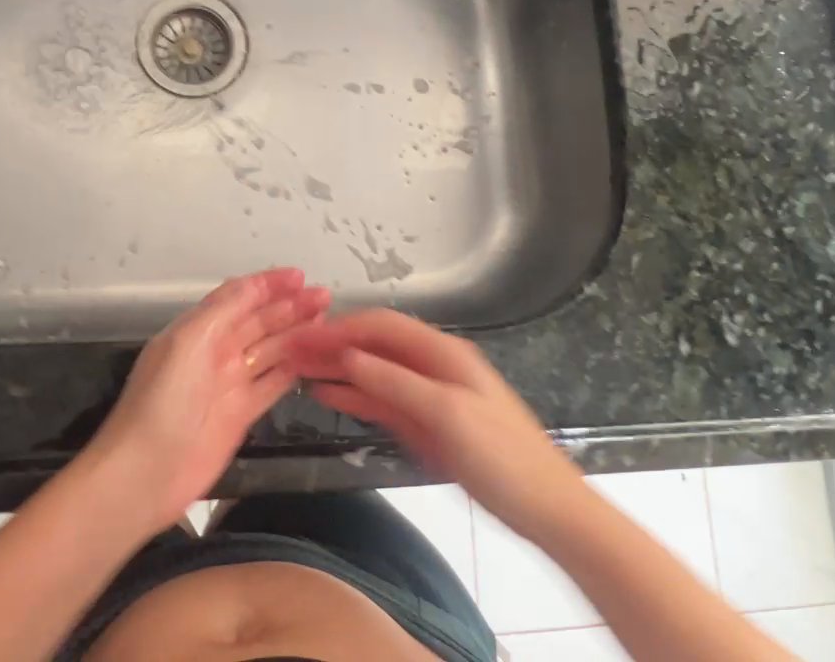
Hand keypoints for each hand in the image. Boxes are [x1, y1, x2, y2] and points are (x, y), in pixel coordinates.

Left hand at [83, 268, 330, 531]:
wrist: (145, 472)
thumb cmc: (163, 400)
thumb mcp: (189, 342)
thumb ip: (223, 310)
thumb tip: (255, 285)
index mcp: (198, 329)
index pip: (238, 297)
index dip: (268, 285)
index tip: (301, 276)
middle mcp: (215, 351)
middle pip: (259, 321)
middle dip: (290, 307)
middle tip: (326, 297)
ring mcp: (229, 384)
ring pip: (271, 350)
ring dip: (297, 334)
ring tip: (329, 323)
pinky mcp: (242, 415)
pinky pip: (273, 384)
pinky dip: (294, 369)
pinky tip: (316, 358)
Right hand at [289, 309, 581, 537]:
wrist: (546, 508)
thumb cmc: (502, 457)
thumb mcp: (446, 414)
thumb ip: (395, 381)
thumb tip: (347, 356)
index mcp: (443, 353)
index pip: (381, 325)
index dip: (340, 327)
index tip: (302, 336)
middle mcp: (432, 365)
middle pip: (374, 345)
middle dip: (332, 345)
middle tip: (288, 350)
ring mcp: (428, 395)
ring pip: (373, 372)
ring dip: (337, 368)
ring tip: (295, 368)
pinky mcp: (425, 423)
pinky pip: (382, 400)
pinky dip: (354, 394)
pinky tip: (325, 392)